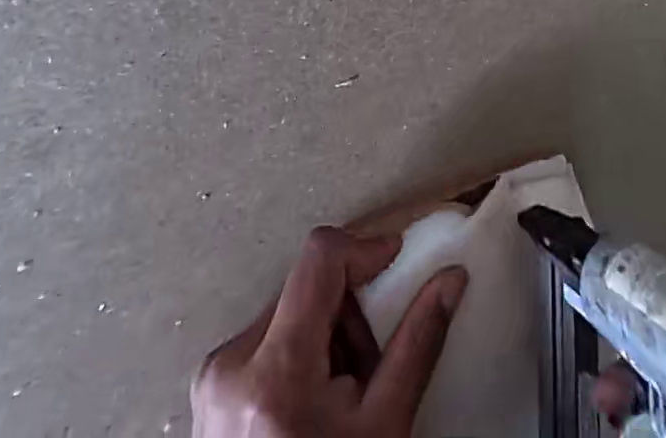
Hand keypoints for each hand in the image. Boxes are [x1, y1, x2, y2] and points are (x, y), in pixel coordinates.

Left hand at [192, 226, 468, 437]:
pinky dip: (306, 348)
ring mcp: (215, 377)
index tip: (395, 259)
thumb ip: (418, 341)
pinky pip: (271, 335)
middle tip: (371, 359)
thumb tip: (451, 279)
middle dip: (352, 307)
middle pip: (309, 285)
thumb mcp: (384, 425)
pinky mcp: (213, 387)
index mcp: (273, 371)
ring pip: (293, 308)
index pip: (320, 257)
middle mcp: (231, 363)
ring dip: (331, 329)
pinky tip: (317, 397)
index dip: (366, 246)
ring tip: (343, 389)